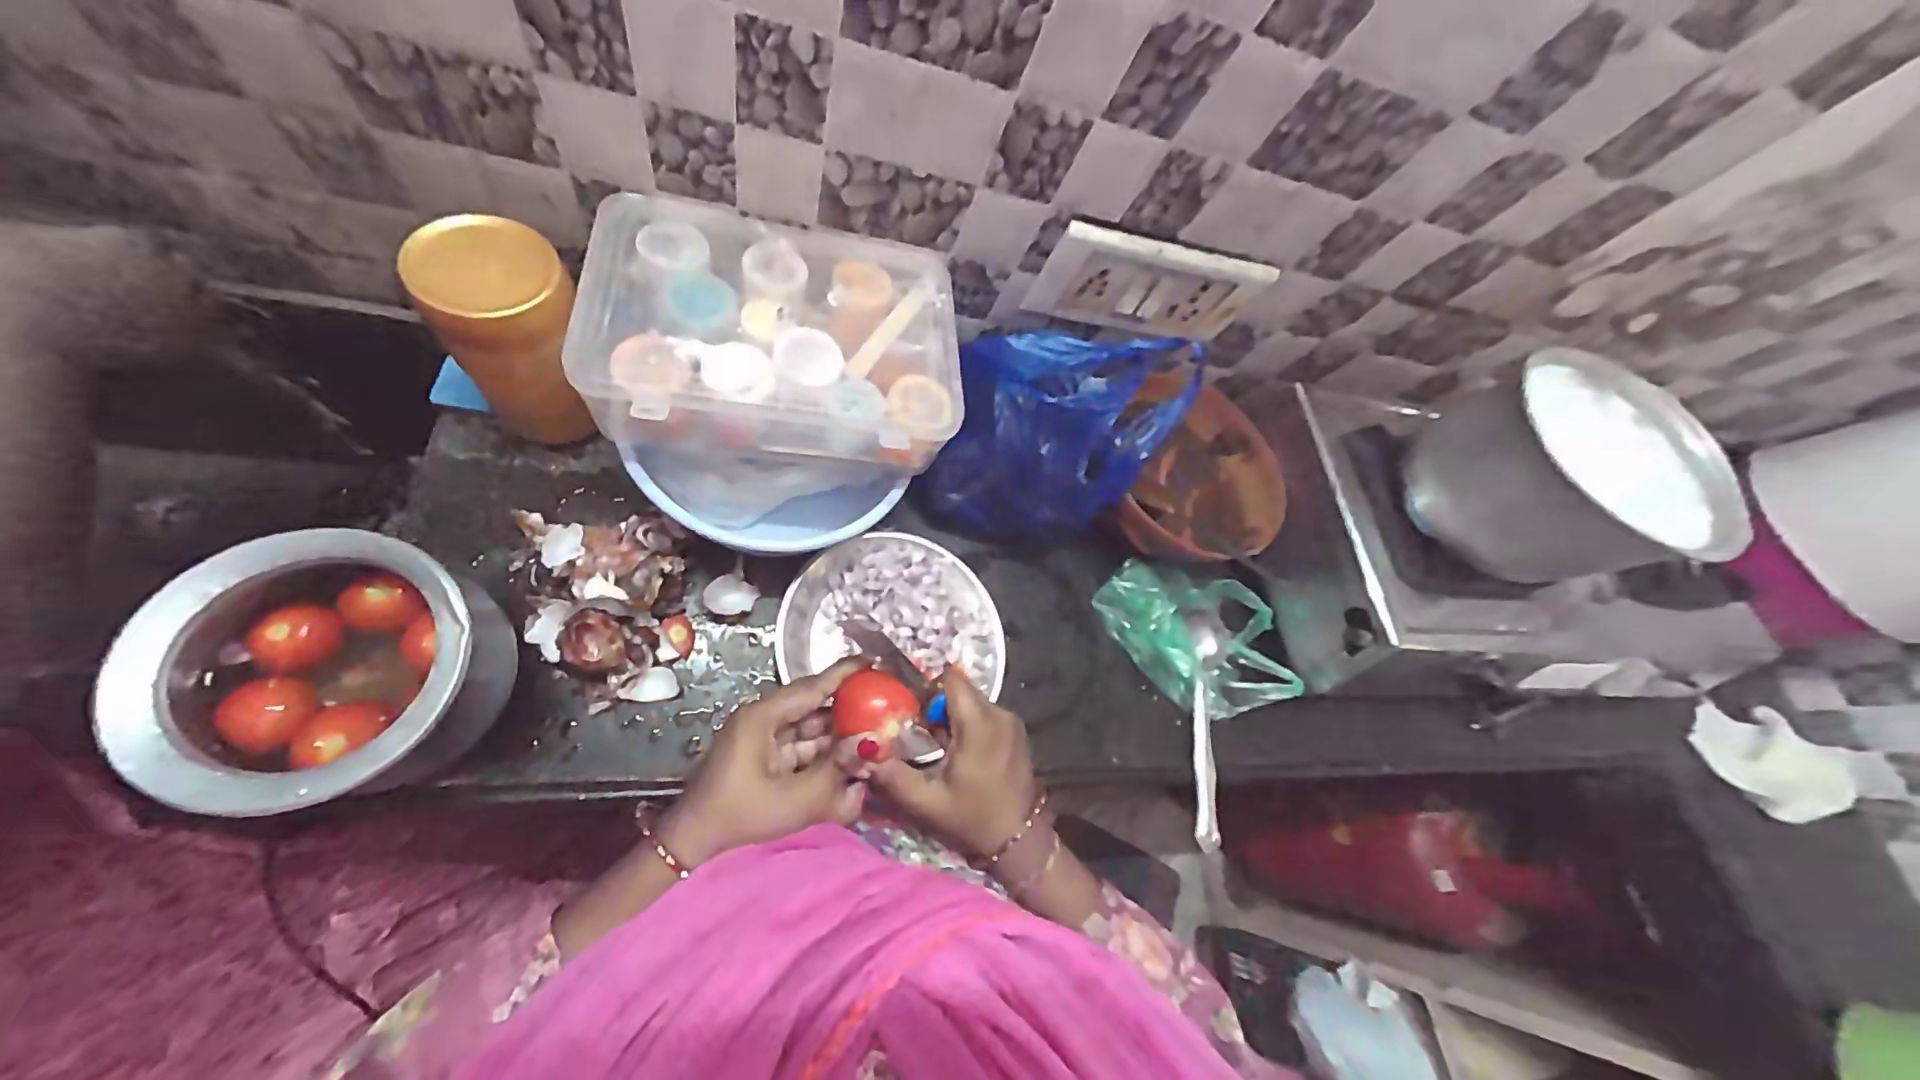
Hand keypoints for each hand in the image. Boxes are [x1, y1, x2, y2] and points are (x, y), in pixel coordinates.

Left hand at [660, 657, 870, 865]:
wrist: (692, 845)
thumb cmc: (742, 816)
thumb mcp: (796, 797)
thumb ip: (839, 769)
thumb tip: (873, 742)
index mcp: (763, 717)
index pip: (812, 687)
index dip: (844, 674)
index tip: (873, 661)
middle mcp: (763, 720)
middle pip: (814, 707)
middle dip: (848, 711)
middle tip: (883, 708)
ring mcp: (761, 739)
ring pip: (810, 730)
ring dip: (838, 736)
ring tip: (873, 737)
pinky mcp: (763, 758)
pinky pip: (800, 748)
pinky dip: (823, 754)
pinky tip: (849, 761)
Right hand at [862, 667, 1036, 857]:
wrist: (1018, 840)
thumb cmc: (971, 818)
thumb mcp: (926, 802)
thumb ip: (892, 775)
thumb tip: (864, 750)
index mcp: (980, 724)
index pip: (952, 679)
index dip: (929, 688)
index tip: (913, 710)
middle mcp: (1000, 713)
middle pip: (961, 690)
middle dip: (938, 704)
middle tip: (921, 732)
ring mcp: (1011, 722)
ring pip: (974, 701)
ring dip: (954, 715)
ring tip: (939, 745)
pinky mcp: (1017, 731)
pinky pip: (986, 714)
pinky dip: (970, 723)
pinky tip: (960, 751)